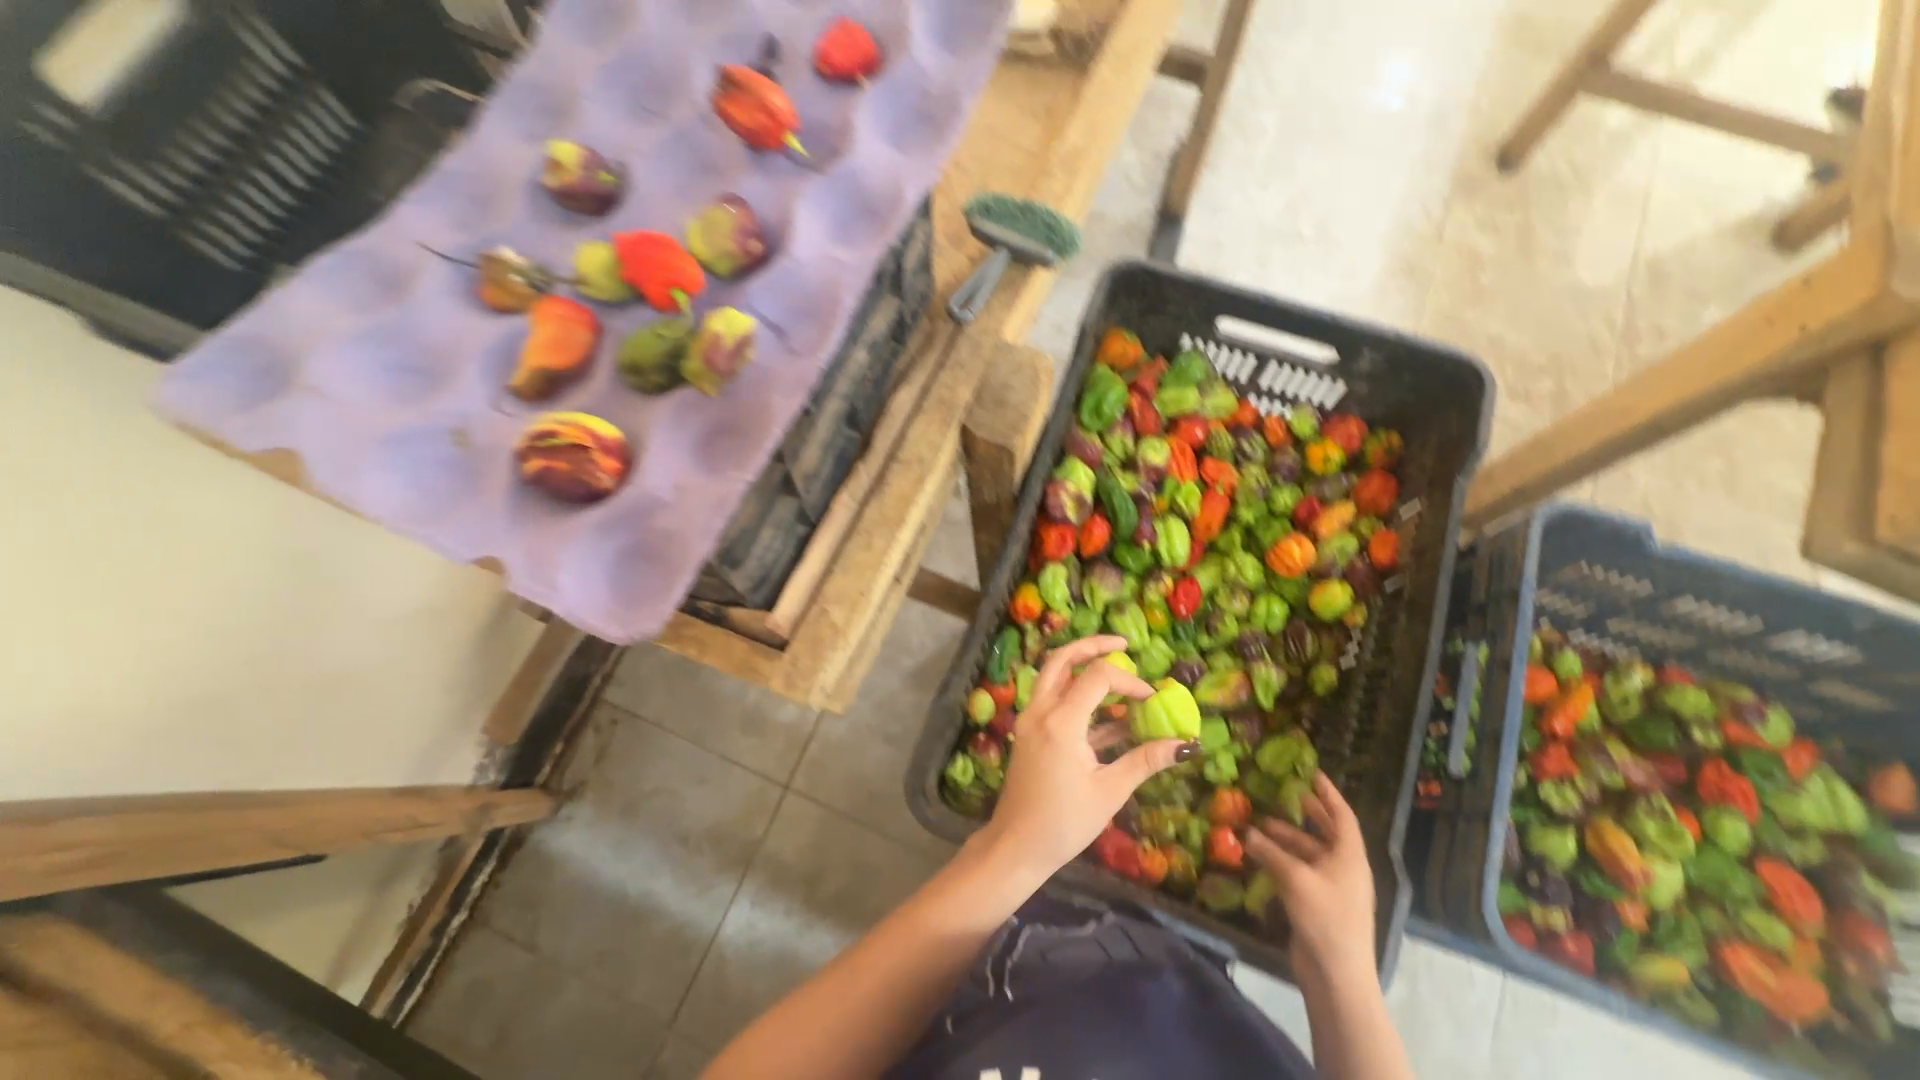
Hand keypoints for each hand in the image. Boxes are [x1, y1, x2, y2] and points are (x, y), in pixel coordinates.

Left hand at [977, 636, 1190, 879]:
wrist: (1015, 847)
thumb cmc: (1063, 822)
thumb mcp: (1110, 791)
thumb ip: (1145, 760)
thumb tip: (1186, 744)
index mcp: (1060, 722)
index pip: (1098, 677)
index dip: (1130, 682)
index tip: (1153, 700)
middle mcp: (1040, 712)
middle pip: (1062, 660)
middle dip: (1093, 647)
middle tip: (1124, 645)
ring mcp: (1030, 722)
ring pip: (1053, 677)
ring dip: (1083, 671)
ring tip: (1120, 680)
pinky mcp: (1029, 735)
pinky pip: (1052, 702)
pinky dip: (1078, 699)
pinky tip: (1112, 720)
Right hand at [1244, 772, 1376, 983]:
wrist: (1336, 973)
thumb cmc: (1325, 918)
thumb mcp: (1295, 878)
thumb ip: (1270, 852)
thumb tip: (1246, 832)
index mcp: (1350, 856)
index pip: (1342, 815)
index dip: (1327, 793)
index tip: (1310, 773)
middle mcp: (1344, 867)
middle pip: (1324, 833)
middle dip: (1302, 814)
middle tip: (1277, 795)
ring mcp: (1331, 887)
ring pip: (1307, 853)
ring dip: (1284, 839)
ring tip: (1256, 826)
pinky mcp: (1317, 903)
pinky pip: (1298, 872)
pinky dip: (1280, 861)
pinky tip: (1258, 856)